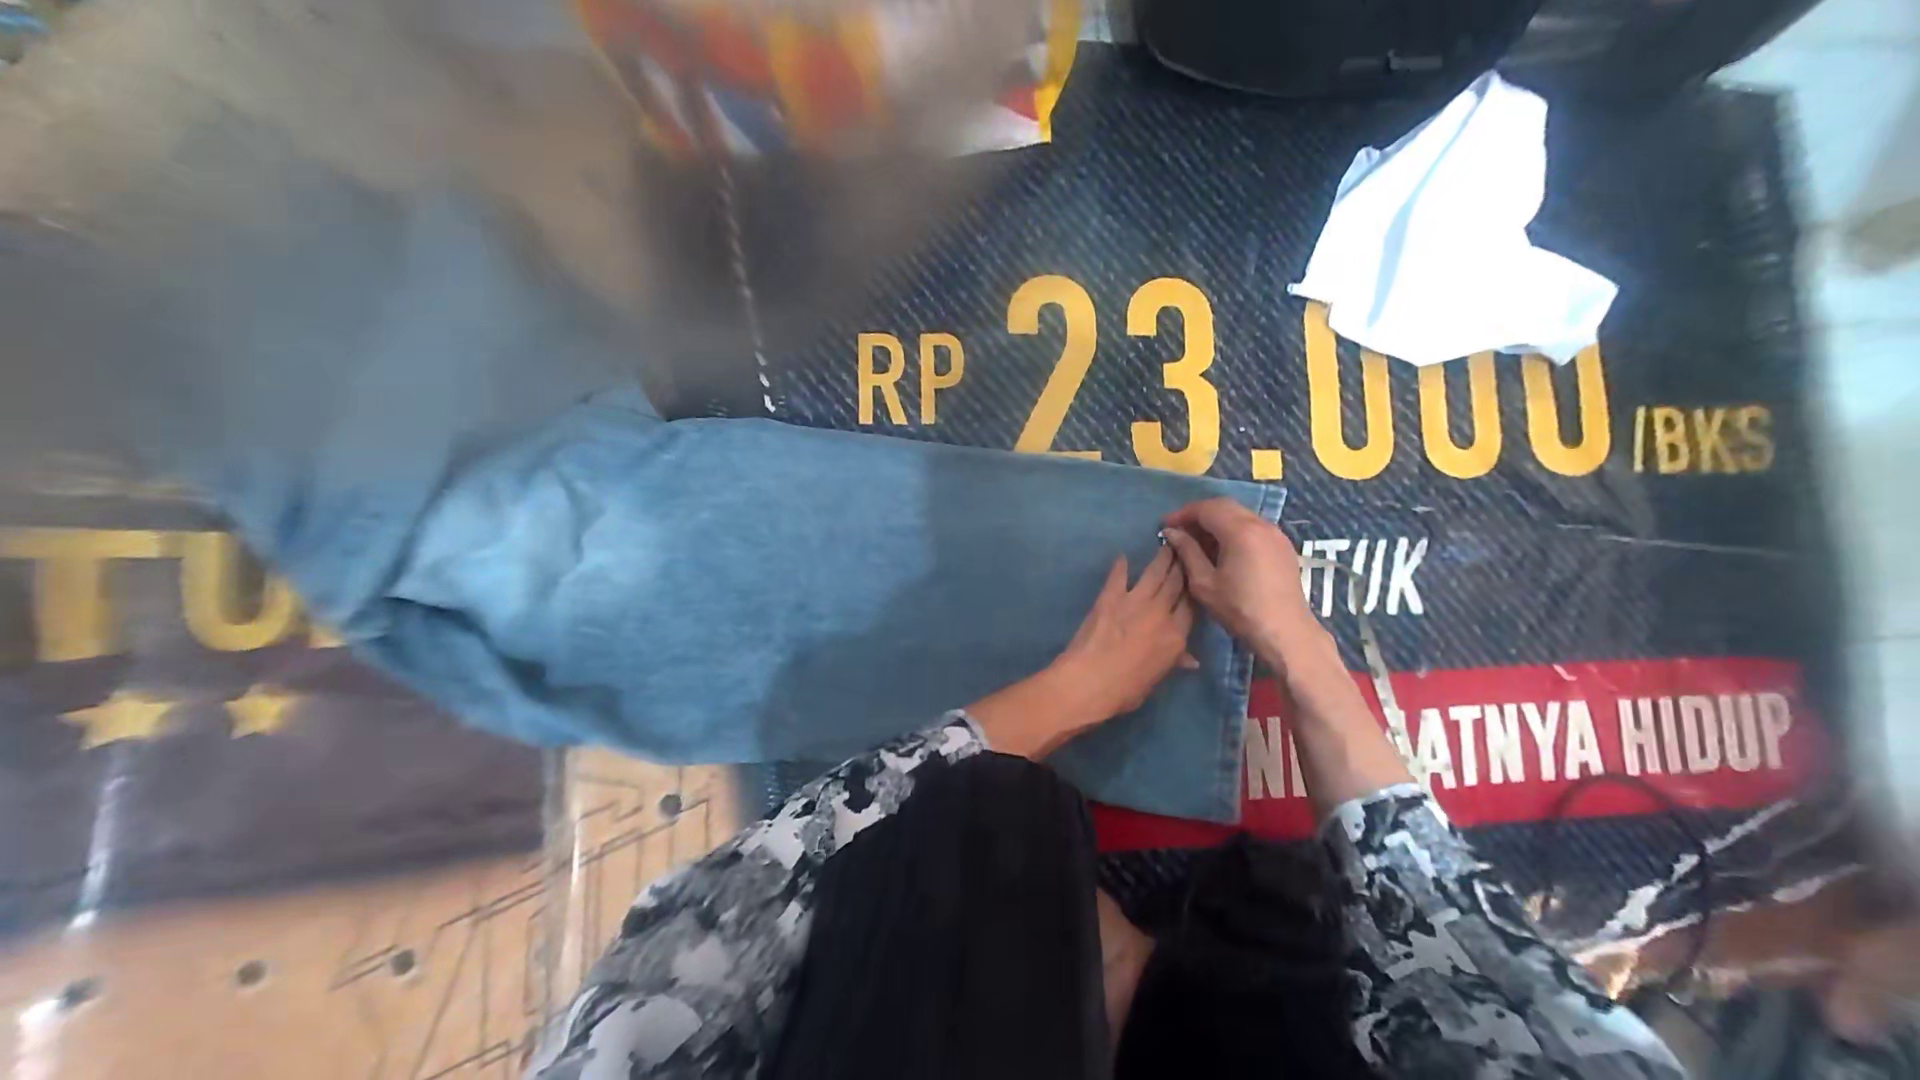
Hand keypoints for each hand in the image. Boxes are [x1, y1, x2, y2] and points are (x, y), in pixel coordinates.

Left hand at [1052, 546, 1198, 719]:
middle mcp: (1161, 612)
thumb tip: (1192, 660)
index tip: (1200, 573)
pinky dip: (1120, 566)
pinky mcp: (1110, 597)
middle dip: (1183, 564)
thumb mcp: (1156, 678)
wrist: (1090, 680)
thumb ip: (1174, 662)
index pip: (1193, 605)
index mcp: (1177, 635)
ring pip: (1154, 573)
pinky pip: (1118, 576)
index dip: (1196, 588)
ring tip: (1167, 543)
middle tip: (1188, 546)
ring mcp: (1135, 601)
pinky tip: (1122, 556)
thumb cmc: (1127, 689)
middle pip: (1177, 583)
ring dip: (1162, 557)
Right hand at [1160, 498, 1319, 658]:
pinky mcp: (1282, 545)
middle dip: (1199, 514)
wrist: (1284, 631)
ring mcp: (1276, 533)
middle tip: (1180, 530)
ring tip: (1199, 540)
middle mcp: (1261, 524)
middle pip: (1225, 506)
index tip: (1165, 525)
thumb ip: (1187, 552)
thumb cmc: (1240, 609)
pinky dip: (1234, 529)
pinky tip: (1223, 549)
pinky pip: (1254, 526)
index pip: (1207, 509)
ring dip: (1217, 521)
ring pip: (1241, 514)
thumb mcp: (1204, 582)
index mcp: (1241, 531)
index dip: (1183, 514)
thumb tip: (1172, 532)